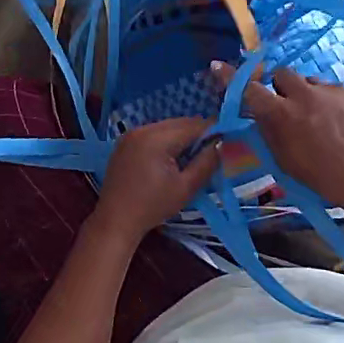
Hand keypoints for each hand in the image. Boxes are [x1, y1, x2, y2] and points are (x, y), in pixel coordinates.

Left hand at [90, 118, 220, 238]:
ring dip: (182, 137)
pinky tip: (172, 159)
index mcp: (157, 138)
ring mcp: (131, 134)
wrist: (116, 220)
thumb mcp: (186, 187)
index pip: (194, 125)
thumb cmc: (153, 206)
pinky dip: (166, 141)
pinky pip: (153, 133)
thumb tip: (222, 143)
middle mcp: (142, 129)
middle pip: (180, 123)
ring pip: (167, 127)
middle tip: (212, 151)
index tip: (228, 141)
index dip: (214, 130)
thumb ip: (207, 162)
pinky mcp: (125, 142)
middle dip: (198, 134)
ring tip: (192, 157)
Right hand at [212, 60, 343, 211]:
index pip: (249, 89)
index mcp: (281, 114)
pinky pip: (330, 90)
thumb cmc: (322, 177)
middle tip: (285, 106)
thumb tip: (260, 116)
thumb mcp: (284, 160)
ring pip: (307, 81)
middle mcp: (302, 94)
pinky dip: (328, 101)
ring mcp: (329, 90)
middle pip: (281, 75)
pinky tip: (338, 122)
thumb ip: (269, 132)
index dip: (231, 78)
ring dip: (305, 94)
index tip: (218, 66)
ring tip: (317, 118)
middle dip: (279, 87)